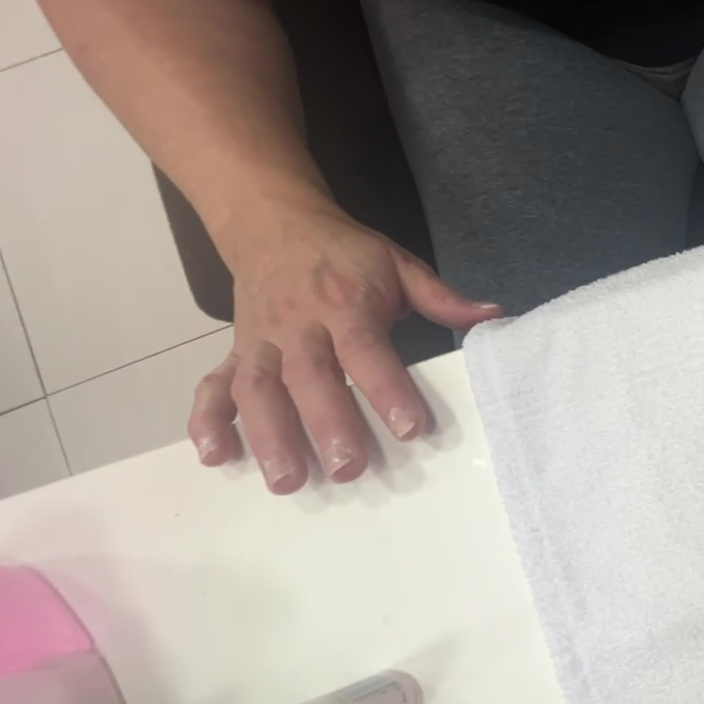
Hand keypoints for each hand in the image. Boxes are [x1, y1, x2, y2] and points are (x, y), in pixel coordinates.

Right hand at [189, 201, 501, 492]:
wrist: (271, 220)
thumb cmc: (347, 254)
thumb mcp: (401, 266)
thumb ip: (445, 299)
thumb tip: (496, 315)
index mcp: (345, 306)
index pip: (366, 352)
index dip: (387, 389)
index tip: (411, 429)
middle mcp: (298, 326)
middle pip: (309, 379)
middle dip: (327, 425)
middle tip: (350, 469)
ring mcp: (261, 340)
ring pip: (258, 390)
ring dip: (268, 437)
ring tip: (288, 482)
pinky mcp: (236, 350)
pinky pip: (215, 384)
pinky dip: (207, 420)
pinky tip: (215, 457)